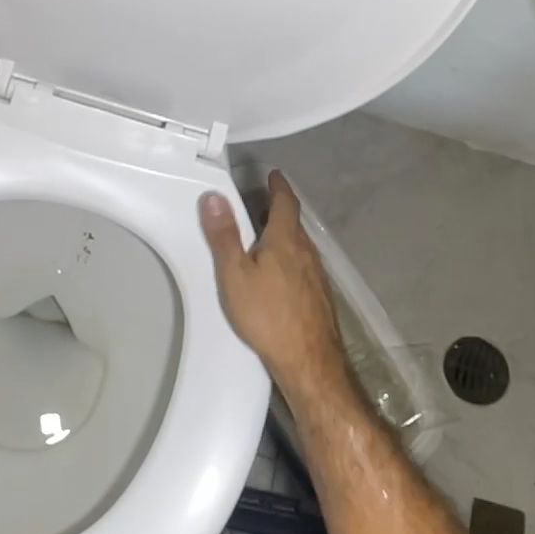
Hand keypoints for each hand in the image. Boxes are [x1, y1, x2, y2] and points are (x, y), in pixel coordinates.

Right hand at [199, 170, 343, 388]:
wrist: (308, 358)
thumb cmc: (267, 314)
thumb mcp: (235, 274)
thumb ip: (224, 236)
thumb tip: (215, 197)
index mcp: (286, 241)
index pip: (285, 203)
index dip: (278, 186)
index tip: (273, 175)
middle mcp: (307, 252)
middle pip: (294, 223)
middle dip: (279, 210)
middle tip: (261, 204)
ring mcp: (316, 275)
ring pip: (300, 245)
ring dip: (285, 234)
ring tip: (266, 236)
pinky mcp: (319, 295)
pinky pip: (304, 265)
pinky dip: (291, 257)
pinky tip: (280, 274)